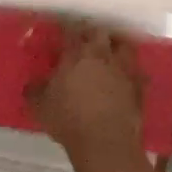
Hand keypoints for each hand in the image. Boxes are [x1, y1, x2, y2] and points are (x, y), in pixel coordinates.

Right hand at [29, 24, 148, 171]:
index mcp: (77, 54)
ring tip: (110, 52)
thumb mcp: (40, 106)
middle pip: (100, 33)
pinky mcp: (139, 86)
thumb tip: (31, 84)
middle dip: (92, 33)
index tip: (61, 32)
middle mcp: (103, 55)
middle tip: (85, 40)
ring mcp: (124, 69)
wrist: (105, 142)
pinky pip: (136, 71)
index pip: (70, 31)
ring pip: (124, 46)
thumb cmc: (69, 120)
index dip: (65, 29)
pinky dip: (130, 71)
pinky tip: (124, 78)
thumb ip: (34, 91)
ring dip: (116, 46)